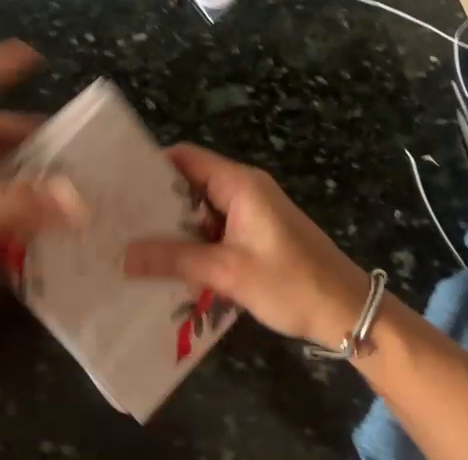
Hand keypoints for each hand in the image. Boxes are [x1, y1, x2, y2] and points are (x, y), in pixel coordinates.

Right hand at [124, 143, 370, 346]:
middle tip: (120, 224)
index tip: (119, 187)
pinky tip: (173, 267)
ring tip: (137, 248)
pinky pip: (217, 229)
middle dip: (158, 204)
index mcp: (239, 183)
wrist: (348, 311)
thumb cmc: (291, 282)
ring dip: (177, 229)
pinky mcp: (257, 234)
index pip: (186, 157)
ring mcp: (252, 212)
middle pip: (191, 183)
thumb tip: (124, 254)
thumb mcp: (228, 272)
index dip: (152, 167)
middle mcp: (244, 188)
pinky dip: (196, 244)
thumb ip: (175, 259)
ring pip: (202, 210)